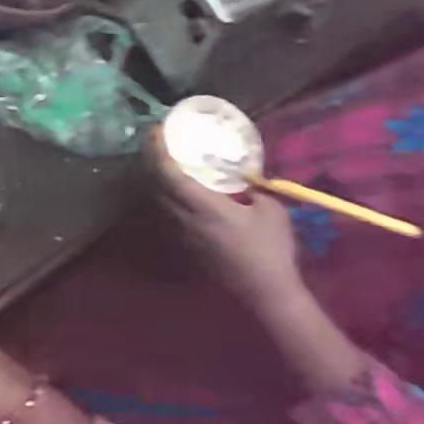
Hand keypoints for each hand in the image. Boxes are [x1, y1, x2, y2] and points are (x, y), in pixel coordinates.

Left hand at [148, 128, 300, 301]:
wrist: (267, 292)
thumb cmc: (271, 249)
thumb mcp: (269, 209)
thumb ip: (253, 189)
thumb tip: (243, 179)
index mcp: (204, 207)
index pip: (170, 175)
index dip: (158, 152)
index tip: (156, 132)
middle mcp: (186, 220)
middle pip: (157, 187)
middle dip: (152, 161)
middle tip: (157, 142)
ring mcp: (185, 237)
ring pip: (160, 203)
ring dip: (157, 181)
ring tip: (165, 163)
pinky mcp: (190, 249)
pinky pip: (169, 217)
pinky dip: (167, 199)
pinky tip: (179, 193)